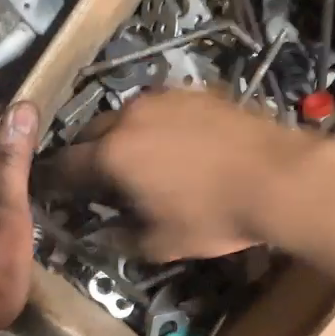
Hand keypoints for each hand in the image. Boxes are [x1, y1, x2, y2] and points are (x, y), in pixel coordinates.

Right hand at [55, 92, 319, 261]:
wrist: (279, 177)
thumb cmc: (215, 216)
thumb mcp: (163, 243)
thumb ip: (123, 240)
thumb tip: (104, 236)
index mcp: (112, 155)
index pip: (66, 166)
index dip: (56, 182)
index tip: (55, 193)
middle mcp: (130, 117)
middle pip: (92, 134)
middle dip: (88, 156)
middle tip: (97, 180)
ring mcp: (165, 98)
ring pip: (127, 117)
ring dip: (122, 138)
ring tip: (137, 161)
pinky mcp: (196, 92)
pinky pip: (161, 109)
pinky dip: (156, 126)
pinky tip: (174, 146)